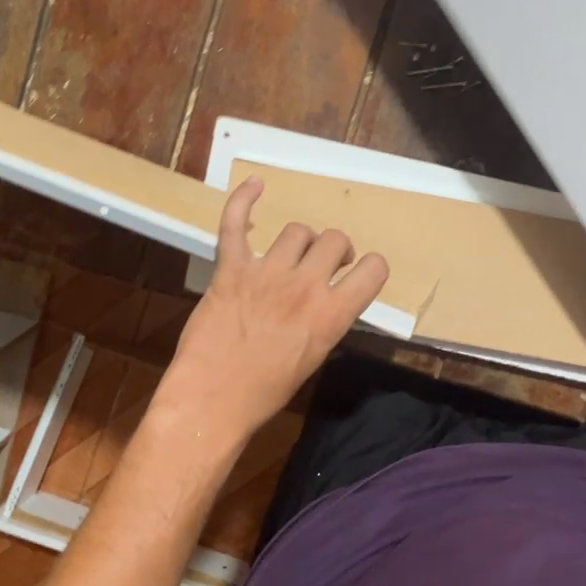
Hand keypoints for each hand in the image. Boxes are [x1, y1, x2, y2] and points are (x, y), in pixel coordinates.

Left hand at [158, 176, 389, 442]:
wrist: (211, 401)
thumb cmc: (265, 392)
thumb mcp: (314, 358)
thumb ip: (325, 321)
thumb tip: (326, 301)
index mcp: (332, 315)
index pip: (374, 269)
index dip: (370, 267)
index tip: (357, 273)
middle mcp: (305, 286)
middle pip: (333, 239)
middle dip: (333, 250)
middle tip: (322, 266)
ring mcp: (266, 273)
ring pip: (296, 230)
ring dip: (298, 241)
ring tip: (289, 255)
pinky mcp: (231, 269)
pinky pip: (237, 223)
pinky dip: (244, 199)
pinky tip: (254, 185)